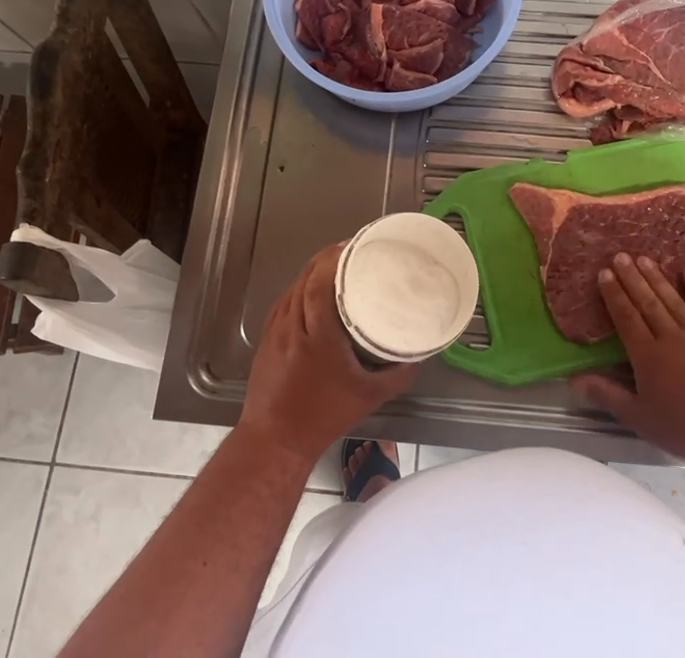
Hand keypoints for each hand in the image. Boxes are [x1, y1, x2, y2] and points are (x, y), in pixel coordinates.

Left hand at [238, 243, 418, 462]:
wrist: (275, 438)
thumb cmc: (324, 416)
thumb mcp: (370, 396)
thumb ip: (399, 374)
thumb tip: (418, 354)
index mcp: (318, 335)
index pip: (320, 283)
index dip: (334, 258)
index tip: (354, 245)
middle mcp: (293, 325)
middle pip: (306, 278)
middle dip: (327, 258)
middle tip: (353, 250)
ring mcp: (276, 330)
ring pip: (294, 288)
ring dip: (313, 272)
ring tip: (337, 264)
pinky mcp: (267, 338)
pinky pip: (285, 302)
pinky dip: (301, 289)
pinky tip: (314, 290)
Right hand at [571, 253, 684, 471]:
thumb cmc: (684, 429)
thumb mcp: (639, 418)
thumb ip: (607, 395)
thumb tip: (574, 379)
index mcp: (648, 356)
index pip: (626, 317)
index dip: (614, 295)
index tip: (604, 273)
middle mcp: (671, 337)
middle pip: (647, 302)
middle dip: (632, 278)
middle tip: (620, 256)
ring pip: (673, 300)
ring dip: (658, 278)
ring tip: (644, 259)